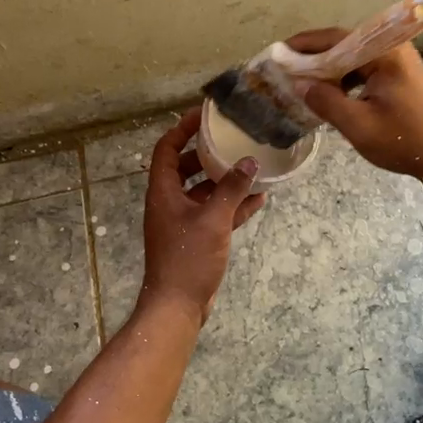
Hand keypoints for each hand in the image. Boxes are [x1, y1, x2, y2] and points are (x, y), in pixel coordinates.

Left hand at [139, 107, 266, 322]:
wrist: (177, 307)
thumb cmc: (187, 258)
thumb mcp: (213, 219)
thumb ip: (232, 189)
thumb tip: (249, 161)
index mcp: (163, 191)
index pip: (166, 148)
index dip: (182, 128)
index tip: (204, 115)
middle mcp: (170, 201)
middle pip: (185, 166)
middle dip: (208, 152)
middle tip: (231, 137)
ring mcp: (183, 220)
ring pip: (203, 189)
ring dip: (225, 179)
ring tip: (250, 164)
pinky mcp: (197, 237)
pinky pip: (215, 211)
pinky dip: (233, 204)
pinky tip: (259, 198)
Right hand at [285, 29, 422, 179]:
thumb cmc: (403, 141)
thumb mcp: (358, 125)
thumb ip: (326, 101)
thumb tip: (298, 83)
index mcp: (385, 54)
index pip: (337, 38)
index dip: (305, 44)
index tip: (280, 52)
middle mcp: (393, 49)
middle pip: (346, 43)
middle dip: (315, 54)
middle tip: (287, 66)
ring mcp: (399, 60)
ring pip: (355, 55)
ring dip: (330, 66)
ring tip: (303, 78)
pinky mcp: (401, 74)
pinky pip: (366, 66)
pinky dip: (346, 75)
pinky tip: (330, 90)